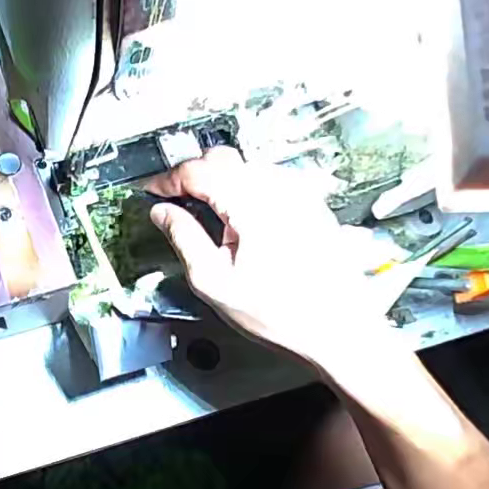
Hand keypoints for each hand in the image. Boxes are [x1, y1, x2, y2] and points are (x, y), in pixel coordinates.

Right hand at [146, 146, 407, 366]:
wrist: (336, 328)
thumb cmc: (278, 313)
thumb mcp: (214, 281)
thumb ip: (184, 238)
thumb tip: (163, 213)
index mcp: (249, 203)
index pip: (197, 171)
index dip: (167, 180)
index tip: (152, 193)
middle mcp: (277, 187)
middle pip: (222, 159)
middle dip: (192, 175)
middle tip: (174, 201)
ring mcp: (298, 192)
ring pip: (246, 166)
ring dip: (220, 180)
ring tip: (207, 213)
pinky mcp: (311, 202)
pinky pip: (269, 180)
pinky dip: (246, 188)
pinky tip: (240, 218)